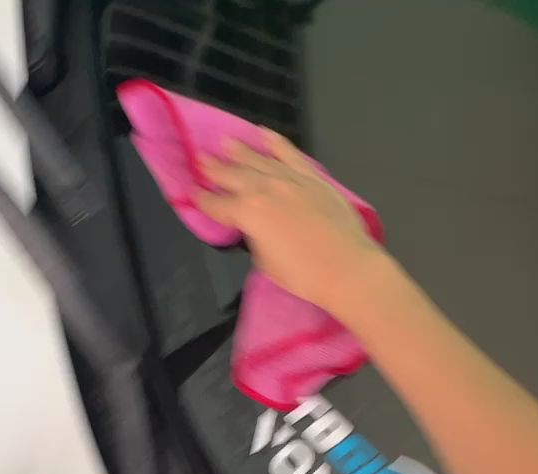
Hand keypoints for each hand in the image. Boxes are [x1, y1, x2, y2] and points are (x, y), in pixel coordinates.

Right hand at [192, 132, 386, 312]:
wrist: (345, 266)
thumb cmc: (302, 275)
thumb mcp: (265, 262)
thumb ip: (255, 240)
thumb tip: (255, 230)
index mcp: (248, 213)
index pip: (218, 206)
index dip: (203, 201)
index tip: (192, 194)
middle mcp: (265, 188)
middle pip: (234, 176)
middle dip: (214, 169)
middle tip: (201, 160)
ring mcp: (290, 178)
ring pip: (259, 159)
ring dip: (239, 151)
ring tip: (225, 143)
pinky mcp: (312, 177)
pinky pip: (290, 153)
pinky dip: (275, 142)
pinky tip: (264, 134)